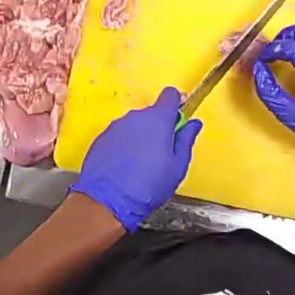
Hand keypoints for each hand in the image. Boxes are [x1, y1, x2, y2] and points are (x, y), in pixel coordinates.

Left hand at [69, 87, 201, 231]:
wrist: (107, 200)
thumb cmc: (148, 185)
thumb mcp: (177, 166)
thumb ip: (186, 140)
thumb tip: (193, 124)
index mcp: (158, 119)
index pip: (170, 95)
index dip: (177, 104)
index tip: (179, 119)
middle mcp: (135, 117)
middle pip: (151, 113)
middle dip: (159, 127)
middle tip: (162, 153)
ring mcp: (115, 126)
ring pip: (134, 125)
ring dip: (141, 137)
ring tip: (142, 165)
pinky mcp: (100, 138)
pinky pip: (118, 136)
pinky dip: (124, 146)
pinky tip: (126, 167)